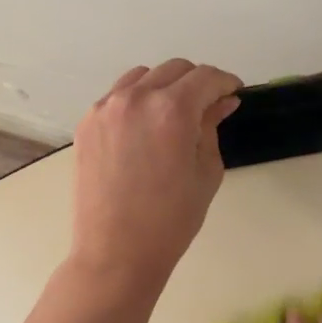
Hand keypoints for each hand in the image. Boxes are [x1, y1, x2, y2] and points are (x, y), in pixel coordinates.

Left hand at [70, 60, 240, 286]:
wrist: (116, 252)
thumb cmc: (171, 221)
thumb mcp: (205, 173)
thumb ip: (211, 128)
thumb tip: (222, 103)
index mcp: (172, 110)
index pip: (206, 78)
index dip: (226, 83)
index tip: (234, 94)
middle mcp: (136, 98)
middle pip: (175, 69)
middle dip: (197, 83)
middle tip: (208, 108)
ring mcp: (106, 108)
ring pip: (143, 77)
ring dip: (165, 87)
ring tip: (173, 117)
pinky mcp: (87, 123)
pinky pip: (118, 96)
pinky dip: (137, 101)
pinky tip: (145, 130)